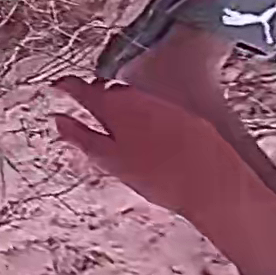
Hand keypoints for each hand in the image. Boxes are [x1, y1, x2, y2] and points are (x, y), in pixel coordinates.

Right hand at [51, 77, 261, 226]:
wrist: (219, 189)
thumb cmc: (159, 177)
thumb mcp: (110, 161)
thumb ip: (80, 137)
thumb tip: (58, 119)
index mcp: (111, 106)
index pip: (79, 87)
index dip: (64, 86)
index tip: (56, 86)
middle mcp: (135, 97)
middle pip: (107, 89)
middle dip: (96, 97)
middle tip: (89, 112)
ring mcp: (163, 105)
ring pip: (134, 98)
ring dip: (123, 107)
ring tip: (123, 130)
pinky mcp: (188, 116)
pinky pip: (158, 109)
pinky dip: (149, 117)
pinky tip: (155, 139)